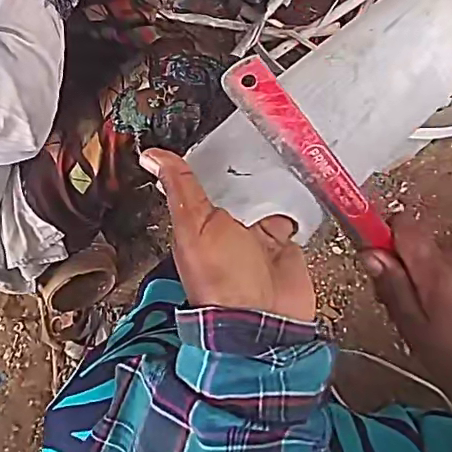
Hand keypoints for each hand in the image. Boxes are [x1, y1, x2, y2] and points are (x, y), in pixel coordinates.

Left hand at [142, 149, 313, 319]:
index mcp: (200, 225)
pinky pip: (292, 215)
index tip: (215, 134)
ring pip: (266, 199)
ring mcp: (259, 238)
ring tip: (280, 154)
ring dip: (273, 184)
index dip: (208, 162)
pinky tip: (299, 184)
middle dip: (246, 169)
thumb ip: (181, 188)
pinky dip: (296, 203)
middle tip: (255, 137)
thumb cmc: (222, 282)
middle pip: (238, 189)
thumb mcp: (195, 225)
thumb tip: (152, 156)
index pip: (202, 184)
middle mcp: (228, 230)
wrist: (267, 318)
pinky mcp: (286, 245)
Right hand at [360, 216, 451, 400]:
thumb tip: (369, 253)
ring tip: (414, 312)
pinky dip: (431, 282)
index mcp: (435, 266)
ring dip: (414, 274)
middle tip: (393, 299)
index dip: (382, 235)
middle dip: (396, 262)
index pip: (402, 223)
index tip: (373, 259)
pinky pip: (442, 267)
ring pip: (426, 255)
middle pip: (413, 241)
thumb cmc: (450, 354)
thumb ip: (391, 284)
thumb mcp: (411, 324)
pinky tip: (434, 313)